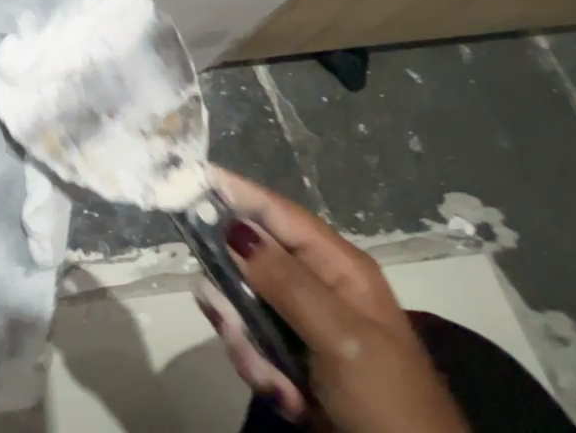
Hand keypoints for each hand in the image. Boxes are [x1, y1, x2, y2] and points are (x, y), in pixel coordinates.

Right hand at [205, 169, 470, 432]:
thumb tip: (233, 227)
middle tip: (234, 325)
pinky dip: (257, 369)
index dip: (235, 192)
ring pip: (238, 305)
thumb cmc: (388, 398)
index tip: (187, 177)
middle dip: (233, 297)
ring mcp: (299, 319)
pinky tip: (287, 396)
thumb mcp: (341, 339)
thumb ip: (286, 281)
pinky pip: (247, 342)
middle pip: (246, 261)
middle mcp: (314, 283)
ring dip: (247, 344)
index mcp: (337, 266)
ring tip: (278, 383)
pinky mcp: (286, 352)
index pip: (277, 213)